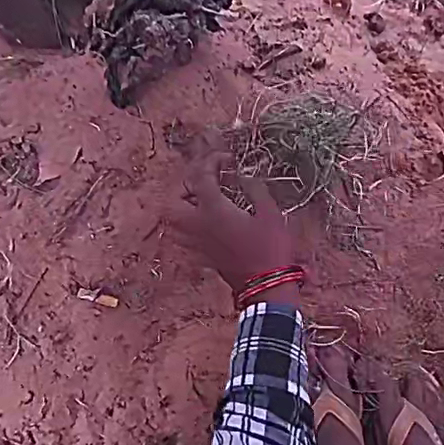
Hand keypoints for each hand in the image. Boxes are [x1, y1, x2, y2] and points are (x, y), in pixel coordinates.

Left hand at [166, 151, 299, 303]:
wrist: (265, 285)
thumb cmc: (270, 248)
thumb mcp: (270, 212)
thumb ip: (254, 189)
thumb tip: (244, 175)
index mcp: (213, 210)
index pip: (201, 177)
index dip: (211, 162)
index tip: (226, 159)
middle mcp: (197, 225)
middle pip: (173, 200)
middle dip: (185, 185)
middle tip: (205, 181)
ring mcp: (196, 242)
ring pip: (173, 220)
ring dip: (183, 205)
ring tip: (203, 199)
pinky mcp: (200, 255)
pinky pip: (183, 235)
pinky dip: (188, 224)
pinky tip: (206, 221)